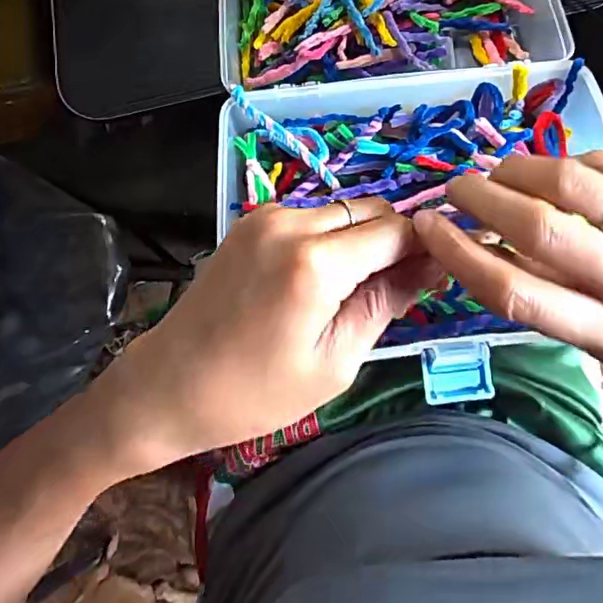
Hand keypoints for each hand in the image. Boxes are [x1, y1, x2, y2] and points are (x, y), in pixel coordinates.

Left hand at [97, 199, 440, 469]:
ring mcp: (267, 215)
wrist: (168, 383)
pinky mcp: (251, 219)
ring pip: (342, 209)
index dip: (423, 248)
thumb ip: (386, 303)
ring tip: (351, 288)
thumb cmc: (254, 393)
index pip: (396, 231)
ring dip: (360, 237)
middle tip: (392, 288)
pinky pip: (310, 215)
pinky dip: (329, 236)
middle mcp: (292, 222)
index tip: (434, 273)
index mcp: (316, 262)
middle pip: (372, 209)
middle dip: (393, 241)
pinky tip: (318, 277)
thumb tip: (433, 265)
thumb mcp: (335, 362)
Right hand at [413, 151, 602, 392]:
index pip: (519, 294)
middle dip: (482, 198)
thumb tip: (489, 248)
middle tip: (459, 187)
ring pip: (570, 182)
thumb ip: (559, 302)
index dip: (460, 255)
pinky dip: (571, 164)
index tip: (428, 227)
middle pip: (539, 228)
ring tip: (502, 171)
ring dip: (518, 168)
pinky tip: (563, 173)